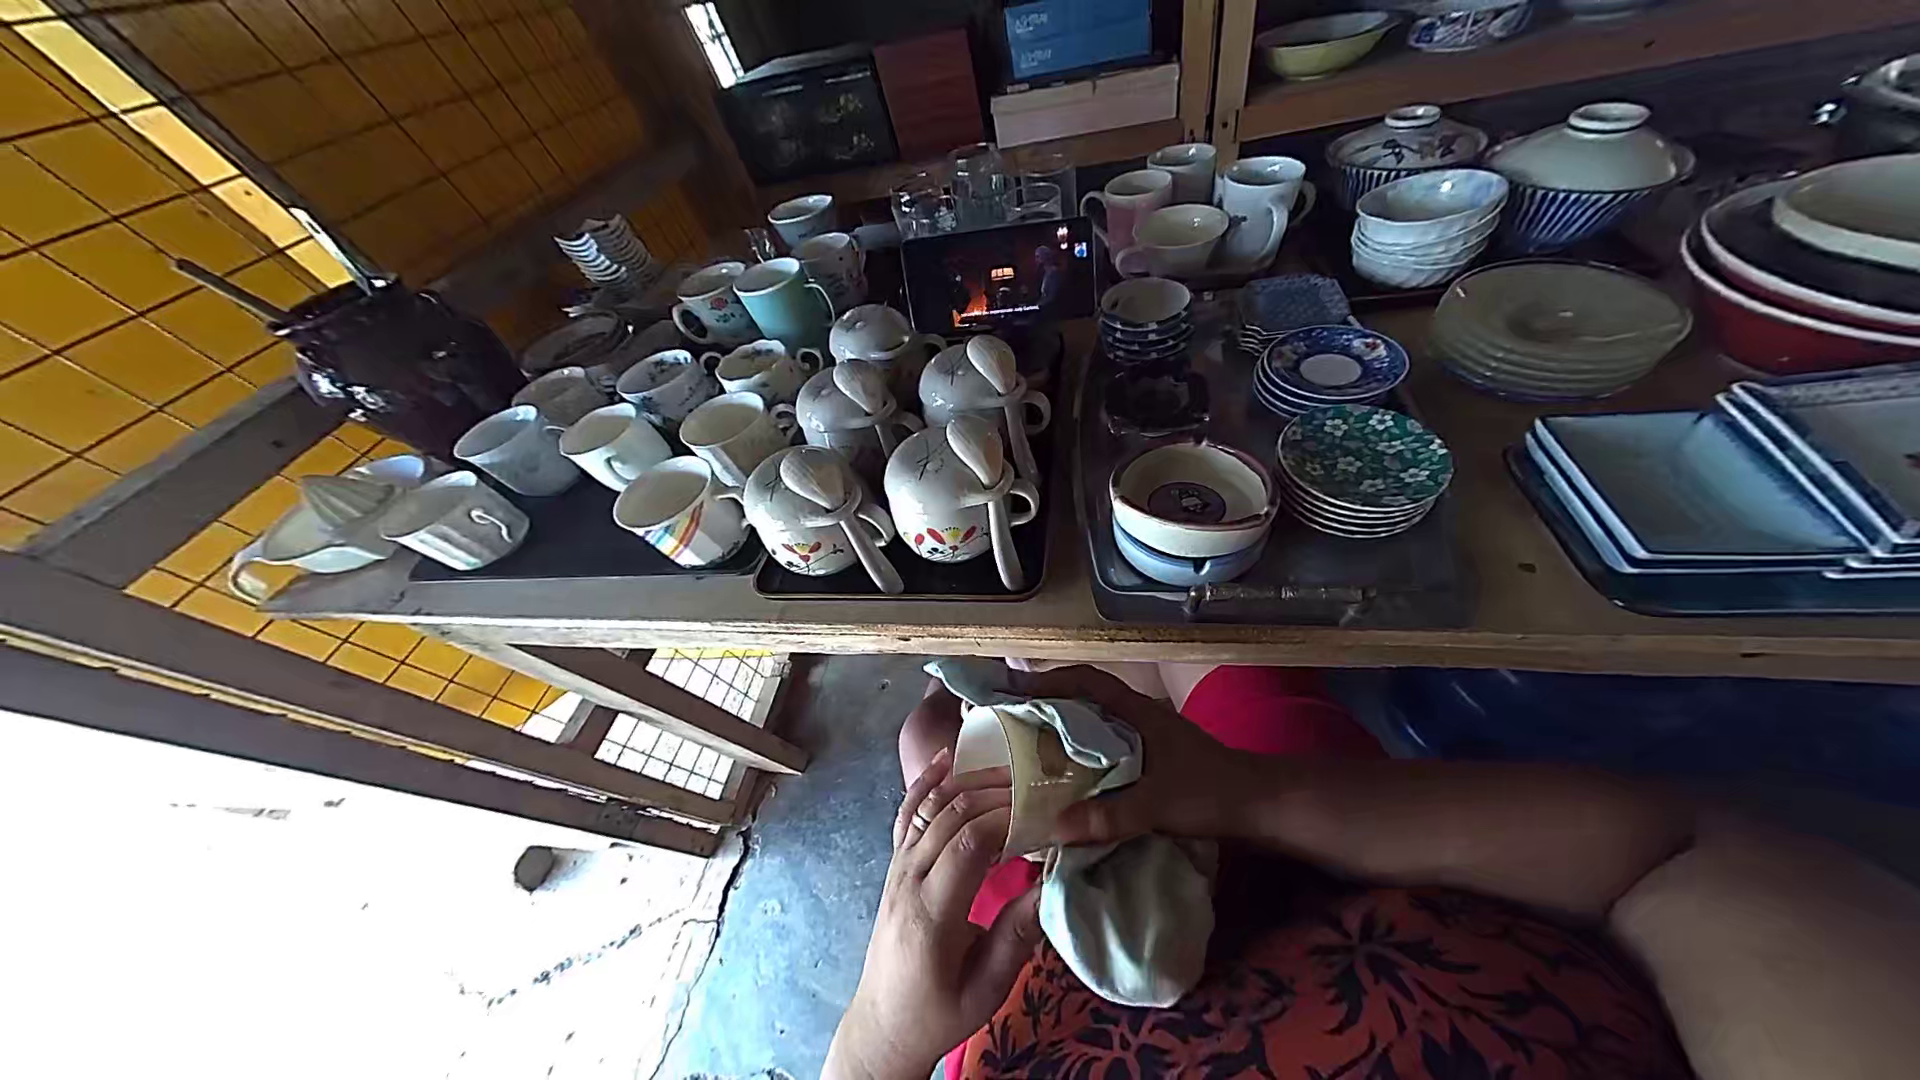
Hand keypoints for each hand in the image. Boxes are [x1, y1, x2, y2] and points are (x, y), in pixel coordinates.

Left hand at [823, 749, 1042, 1079]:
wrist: (883, 1023)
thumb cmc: (939, 1011)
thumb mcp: (985, 989)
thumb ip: (1016, 936)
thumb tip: (1051, 883)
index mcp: (932, 913)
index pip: (967, 843)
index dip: (1005, 819)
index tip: (1041, 812)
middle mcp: (909, 878)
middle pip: (951, 815)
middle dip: (995, 793)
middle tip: (1036, 785)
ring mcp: (897, 866)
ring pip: (931, 806)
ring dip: (969, 781)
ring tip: (1008, 769)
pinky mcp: (895, 862)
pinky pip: (908, 812)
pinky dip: (926, 781)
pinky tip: (946, 757)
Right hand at [1011, 665, 1256, 845]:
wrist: (1262, 805)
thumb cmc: (1211, 792)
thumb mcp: (1158, 805)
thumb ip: (1108, 816)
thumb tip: (1053, 828)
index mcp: (1137, 712)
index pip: (1085, 682)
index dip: (1048, 681)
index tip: (1013, 690)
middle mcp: (1136, 715)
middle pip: (1082, 696)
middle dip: (1045, 701)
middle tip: (1009, 716)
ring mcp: (1144, 733)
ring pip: (1092, 719)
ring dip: (1061, 725)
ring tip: (1027, 742)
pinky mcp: (1149, 754)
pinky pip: (1103, 742)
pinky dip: (1079, 749)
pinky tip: (1066, 771)